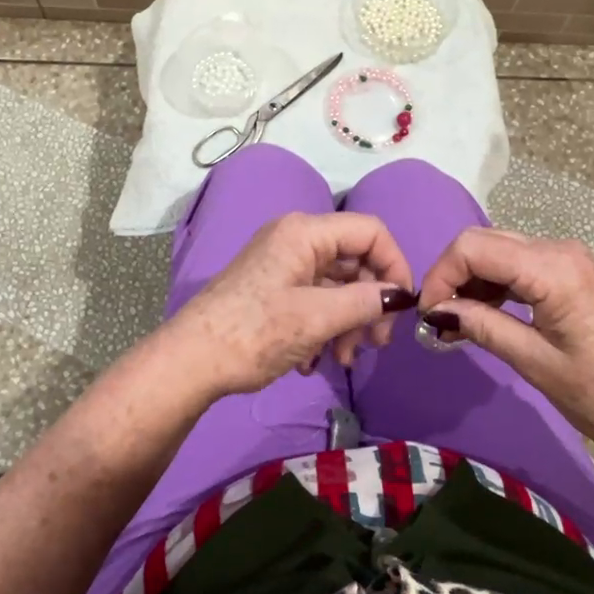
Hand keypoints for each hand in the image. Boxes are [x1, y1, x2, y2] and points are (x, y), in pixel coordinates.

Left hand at [160, 213, 417, 396]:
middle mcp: (295, 239)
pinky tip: (312, 361)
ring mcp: (282, 265)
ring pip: (336, 286)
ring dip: (347, 324)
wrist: (190, 361)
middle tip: (374, 345)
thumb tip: (400, 295)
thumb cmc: (255, 332)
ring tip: (340, 360)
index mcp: (304, 232)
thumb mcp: (317, 318)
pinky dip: (323, 328)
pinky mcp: (272, 289)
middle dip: (370, 304)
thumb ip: (364, 302)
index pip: (371, 232)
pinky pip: (314, 301)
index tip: (402, 308)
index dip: (394, 266)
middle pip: (355, 261)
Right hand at [418, 228, 593, 453]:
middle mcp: (557, 251)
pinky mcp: (569, 271)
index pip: (473, 248)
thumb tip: (437, 311)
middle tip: (435, 319)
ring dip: (469, 279)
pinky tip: (480, 314)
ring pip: (497, 250)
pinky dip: (491, 283)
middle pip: (482, 241)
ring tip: (453, 322)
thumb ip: (485, 328)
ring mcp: (565, 258)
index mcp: (551, 270)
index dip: (440, 275)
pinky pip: (516, 263)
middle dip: (451, 275)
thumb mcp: (538, 364)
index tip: (426, 313)